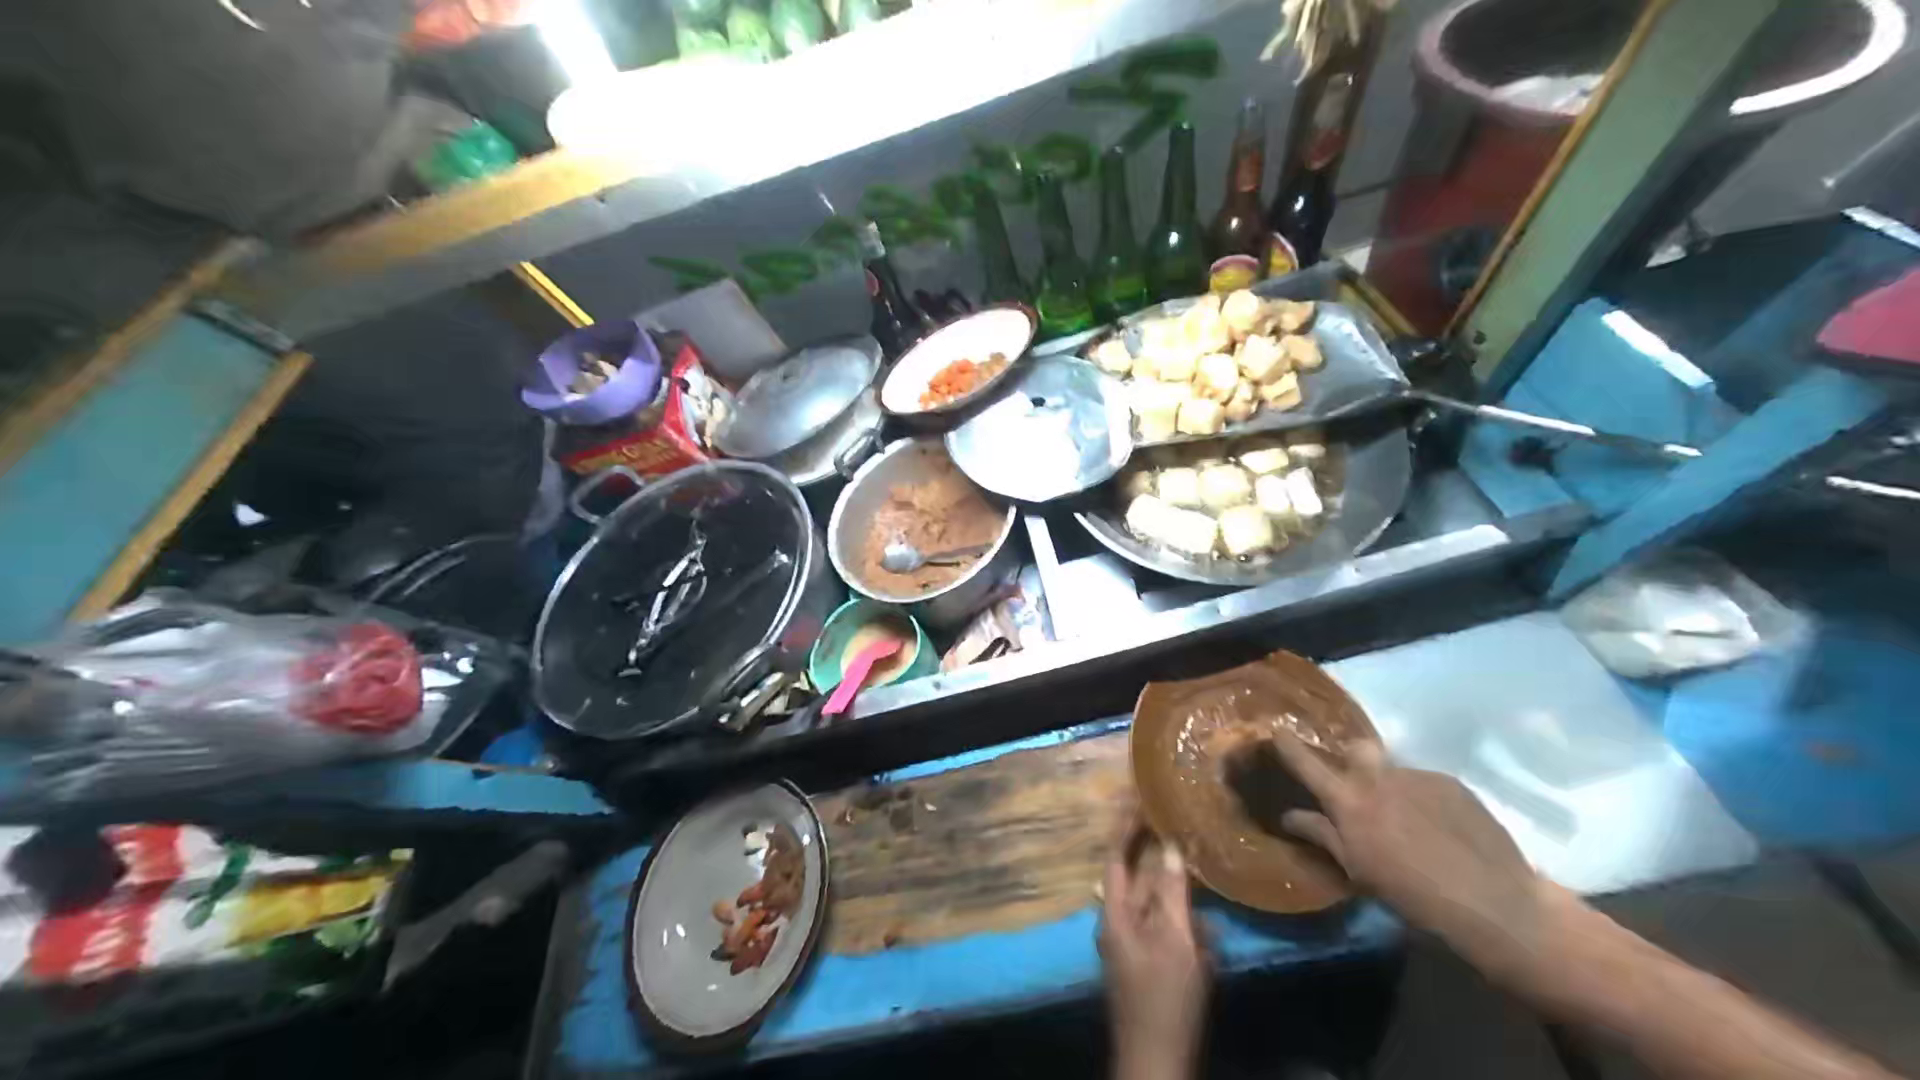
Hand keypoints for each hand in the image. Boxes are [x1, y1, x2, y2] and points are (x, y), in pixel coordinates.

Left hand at [1099, 813, 1209, 1079]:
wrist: (1157, 1063)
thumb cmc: (1164, 998)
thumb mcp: (1174, 941)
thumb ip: (1171, 893)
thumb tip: (1170, 847)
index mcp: (1114, 914)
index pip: (1115, 857)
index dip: (1125, 827)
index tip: (1137, 799)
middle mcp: (1118, 925)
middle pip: (1138, 882)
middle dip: (1160, 862)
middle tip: (1183, 835)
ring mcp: (1132, 948)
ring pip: (1156, 909)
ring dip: (1179, 901)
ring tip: (1203, 888)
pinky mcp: (1149, 968)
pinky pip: (1166, 937)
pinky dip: (1185, 932)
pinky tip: (1209, 939)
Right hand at [1268, 731, 1554, 975]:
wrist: (1494, 902)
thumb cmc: (1412, 894)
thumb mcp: (1357, 870)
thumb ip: (1322, 835)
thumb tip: (1288, 816)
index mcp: (1347, 801)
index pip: (1306, 763)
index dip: (1287, 745)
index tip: (1276, 731)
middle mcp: (1377, 778)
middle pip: (1356, 749)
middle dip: (1353, 759)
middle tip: (1361, 786)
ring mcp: (1416, 776)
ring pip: (1394, 770)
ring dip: (1393, 786)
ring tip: (1413, 820)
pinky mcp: (1452, 782)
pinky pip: (1427, 783)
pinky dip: (1426, 799)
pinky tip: (1442, 828)